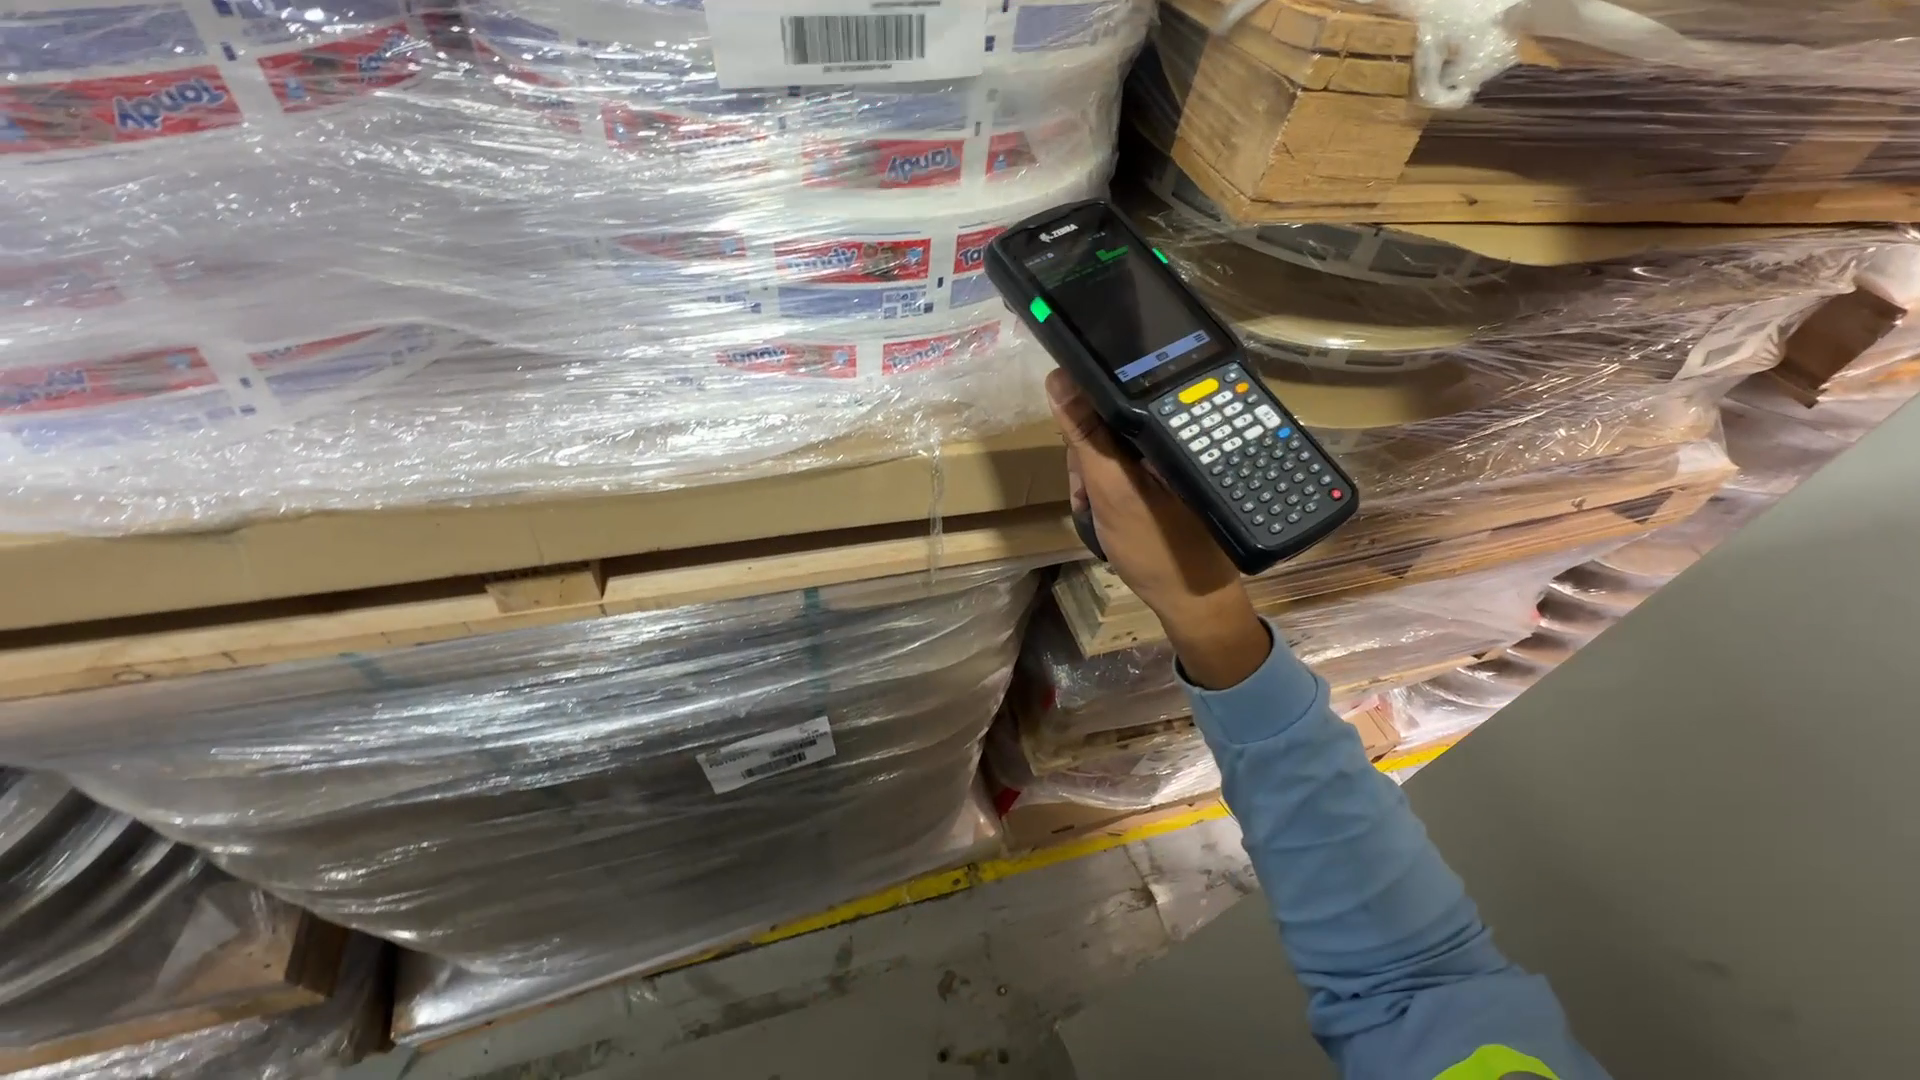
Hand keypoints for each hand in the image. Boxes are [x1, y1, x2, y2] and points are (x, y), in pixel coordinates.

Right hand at [1045, 371, 1270, 688]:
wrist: (1193, 601)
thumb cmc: (1155, 548)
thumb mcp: (1111, 490)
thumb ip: (1086, 434)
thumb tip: (1059, 377)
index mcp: (1169, 426)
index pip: (1112, 396)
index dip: (1082, 422)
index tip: (1077, 460)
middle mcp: (1174, 435)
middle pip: (1109, 423)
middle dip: (1087, 459)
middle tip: (1088, 498)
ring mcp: (1172, 459)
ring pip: (1113, 448)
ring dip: (1093, 478)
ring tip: (1096, 512)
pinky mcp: (1169, 479)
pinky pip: (1126, 468)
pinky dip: (1108, 488)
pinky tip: (1106, 513)